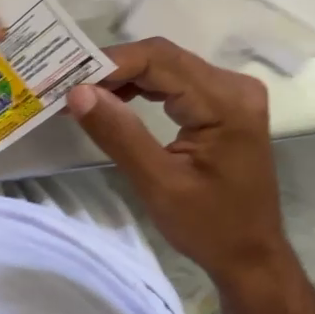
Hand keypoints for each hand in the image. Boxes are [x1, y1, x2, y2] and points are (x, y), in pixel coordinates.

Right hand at [65, 37, 288, 285]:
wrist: (250, 254)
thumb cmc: (208, 225)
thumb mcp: (158, 183)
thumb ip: (119, 134)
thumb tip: (76, 92)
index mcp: (225, 102)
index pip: (159, 61)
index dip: (109, 63)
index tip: (64, 77)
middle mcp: (234, 86)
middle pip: (162, 58)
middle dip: (110, 68)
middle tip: (64, 84)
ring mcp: (230, 94)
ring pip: (165, 68)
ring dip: (121, 78)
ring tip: (79, 94)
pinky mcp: (222, 106)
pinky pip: (174, 84)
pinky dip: (138, 89)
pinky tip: (109, 101)